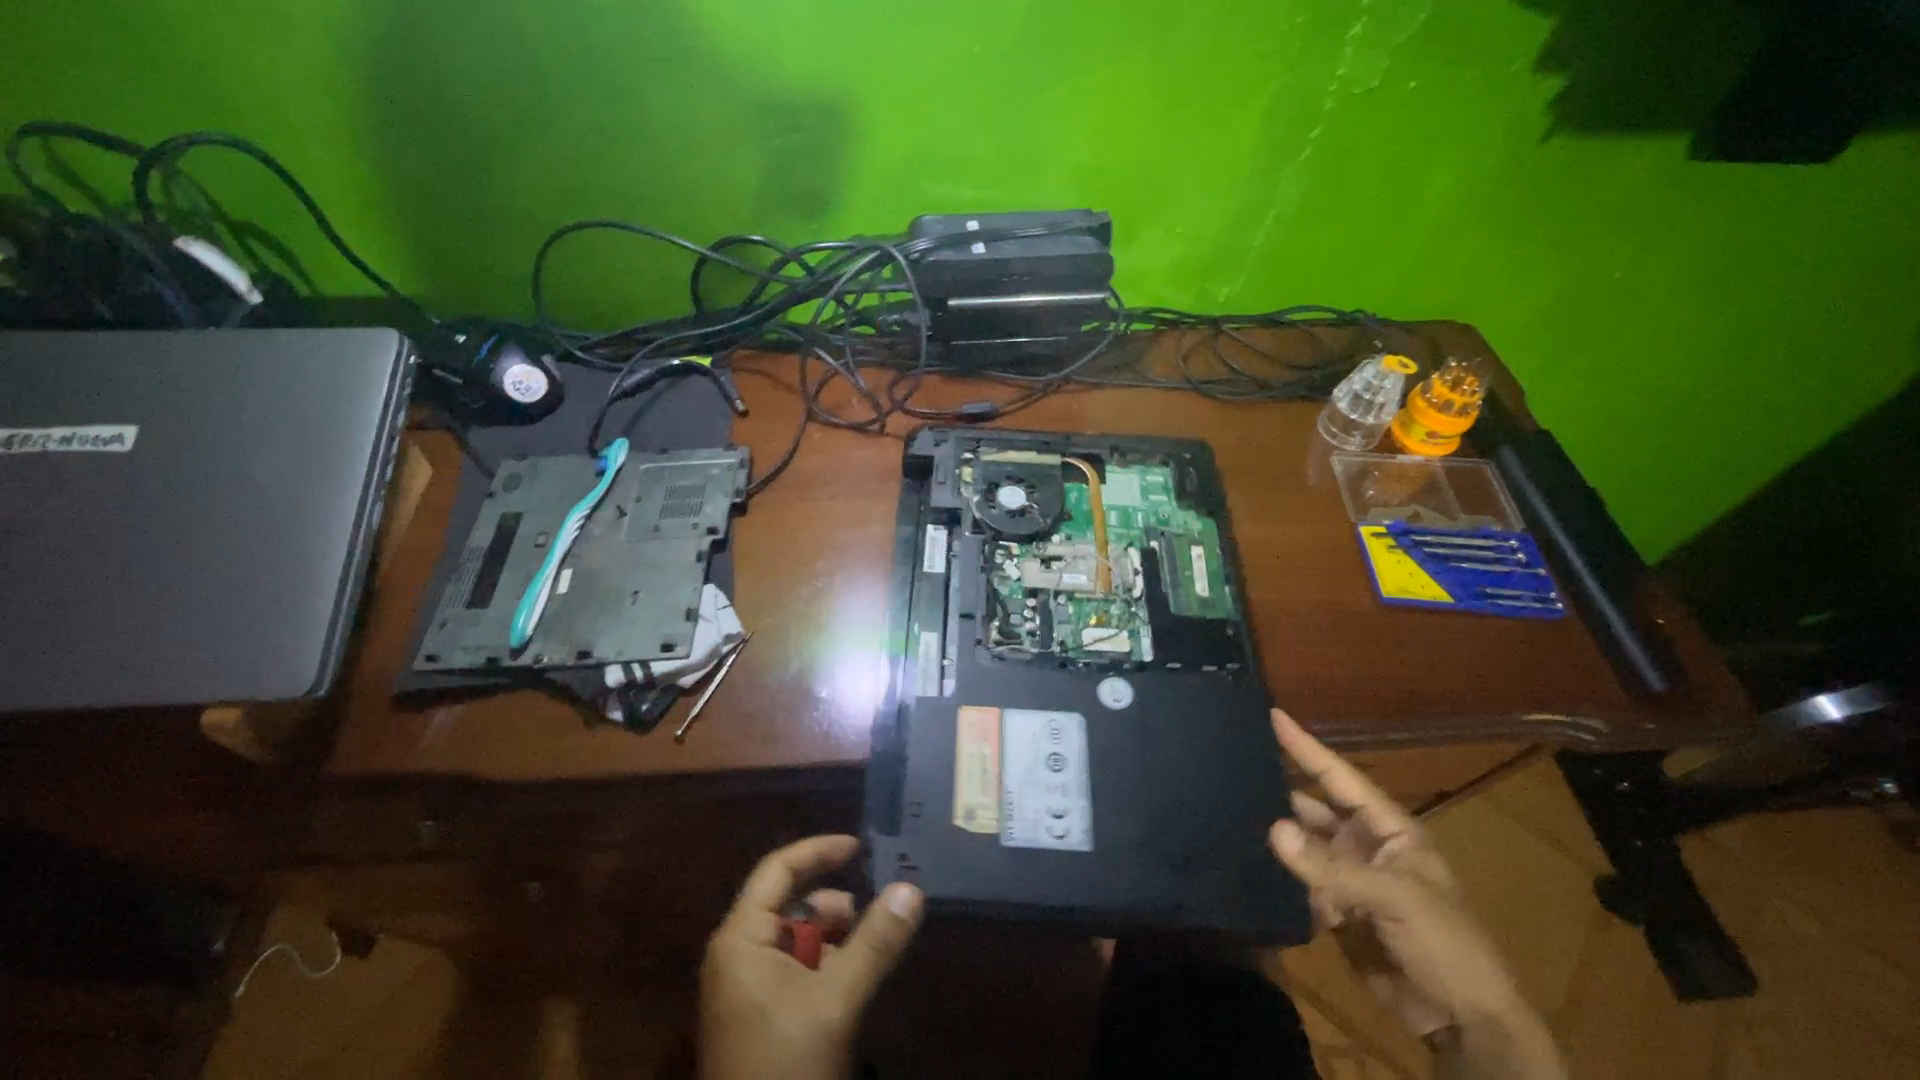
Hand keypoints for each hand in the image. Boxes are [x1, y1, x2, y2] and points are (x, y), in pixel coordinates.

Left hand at [699, 835, 923, 1079]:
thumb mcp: (836, 1000)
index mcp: (741, 938)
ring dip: (834, 938)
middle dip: (834, 904)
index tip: (861, 846)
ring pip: (796, 939)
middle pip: (789, 904)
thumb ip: (874, 943)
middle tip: (875, 912)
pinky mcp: (760, 1014)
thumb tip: (911, 888)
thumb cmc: (784, 1063)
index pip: (778, 870)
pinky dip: (825, 965)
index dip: (819, 851)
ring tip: (870, 949)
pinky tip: (853, 980)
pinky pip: (795, 970)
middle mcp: (738, 953)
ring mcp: (747, 986)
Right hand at [1267, 710, 1564, 1079]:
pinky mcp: (1339, 914)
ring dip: (1278, 838)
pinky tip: (1247, 867)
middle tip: (1233, 767)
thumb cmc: (1445, 943)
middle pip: (1316, 810)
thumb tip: (1273, 828)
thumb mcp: (1394, 898)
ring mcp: (1352, 881)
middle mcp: (1367, 847)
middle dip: (1280, 790)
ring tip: (1227, 814)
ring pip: (1305, 848)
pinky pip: (1302, 886)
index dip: (1308, 747)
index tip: (1272, 714)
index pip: (1341, 778)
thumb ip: (1330, 866)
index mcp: (1392, 830)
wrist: (1463, 1018)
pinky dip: (1281, 880)